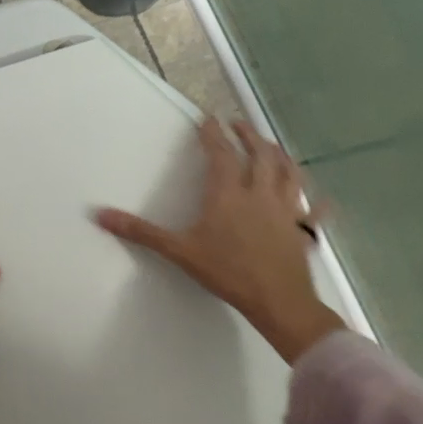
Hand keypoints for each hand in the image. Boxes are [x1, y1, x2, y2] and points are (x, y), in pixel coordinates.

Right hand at [96, 118, 344, 364]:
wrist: (280, 304)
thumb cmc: (228, 272)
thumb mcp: (179, 251)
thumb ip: (141, 232)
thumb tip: (99, 215)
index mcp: (228, 194)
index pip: (222, 154)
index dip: (213, 134)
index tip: (208, 119)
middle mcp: (259, 195)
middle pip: (261, 155)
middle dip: (250, 136)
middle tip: (239, 124)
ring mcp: (286, 211)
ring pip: (289, 174)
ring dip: (280, 156)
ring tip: (272, 147)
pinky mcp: (302, 231)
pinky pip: (314, 212)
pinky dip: (318, 202)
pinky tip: (323, 199)